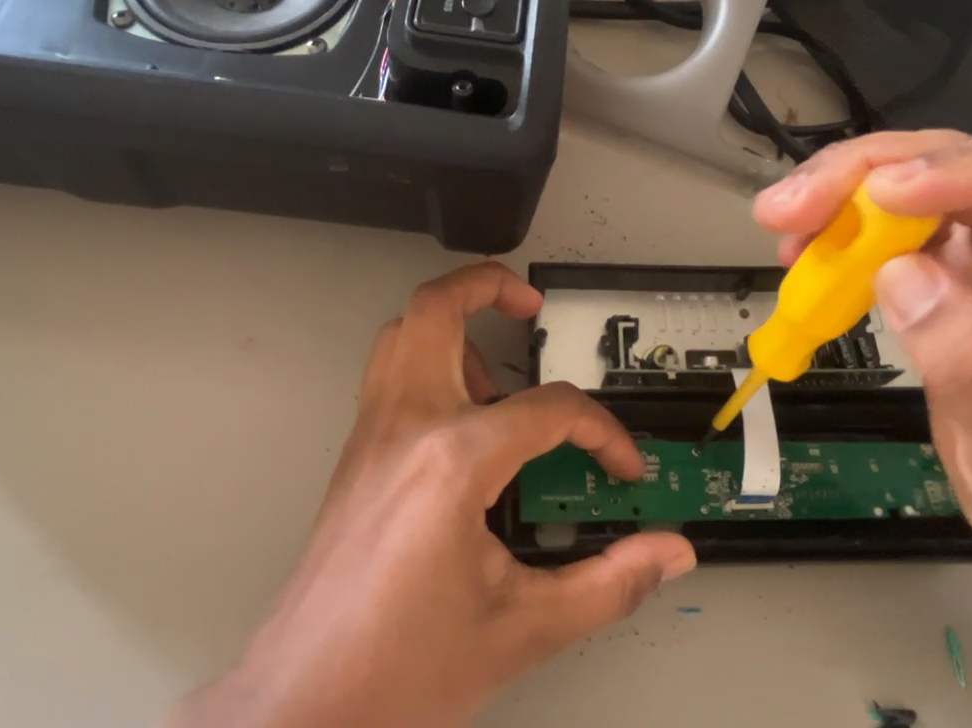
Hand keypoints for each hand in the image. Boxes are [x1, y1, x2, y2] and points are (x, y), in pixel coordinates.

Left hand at [168, 263, 695, 727]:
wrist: (303, 705)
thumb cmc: (401, 670)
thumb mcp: (524, 629)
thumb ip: (609, 584)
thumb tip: (668, 555)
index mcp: (451, 462)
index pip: (550, 410)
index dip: (601, 433)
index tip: (620, 468)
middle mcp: (403, 427)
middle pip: (436, 309)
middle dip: (488, 285)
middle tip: (530, 304)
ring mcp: (370, 436)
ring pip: (402, 333)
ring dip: (453, 324)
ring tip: (500, 366)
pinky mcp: (355, 457)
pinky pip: (390, 374)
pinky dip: (430, 363)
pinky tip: (465, 419)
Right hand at [754, 119, 971, 616]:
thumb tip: (898, 272)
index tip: (885, 196)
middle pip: (967, 158)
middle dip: (875, 170)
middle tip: (790, 208)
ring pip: (917, 185)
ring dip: (843, 192)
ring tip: (779, 222)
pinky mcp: (948, 280)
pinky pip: (888, 233)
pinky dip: (837, 234)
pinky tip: (798, 256)